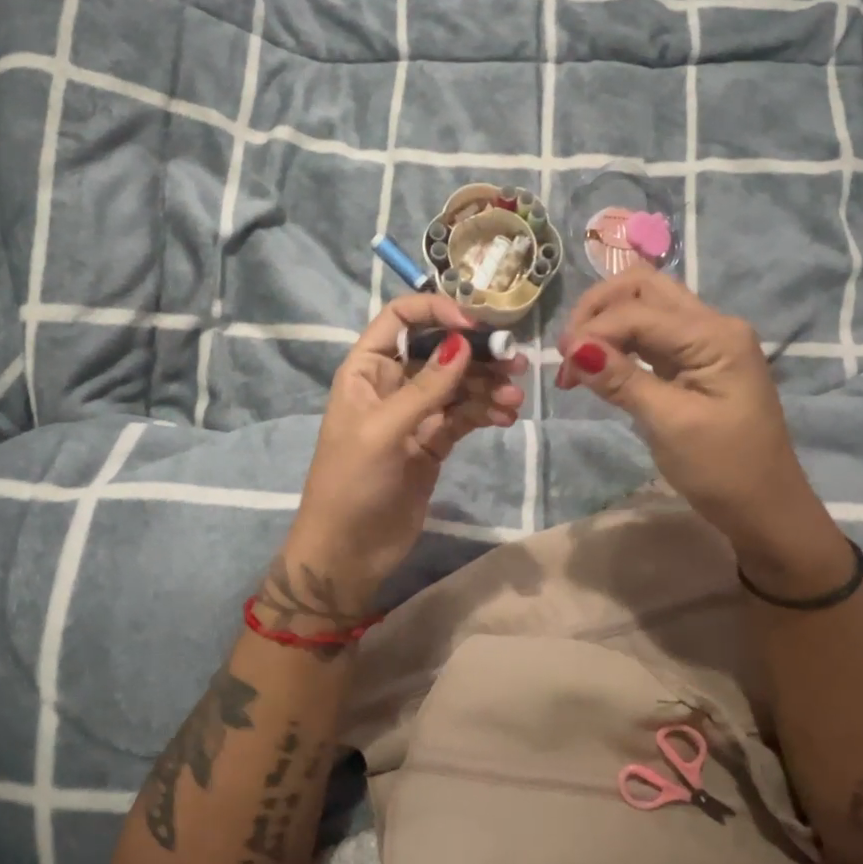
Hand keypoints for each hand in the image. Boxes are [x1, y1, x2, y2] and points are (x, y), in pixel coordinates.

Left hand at [266, 297, 526, 628]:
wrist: (347, 552)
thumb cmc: (351, 485)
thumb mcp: (384, 431)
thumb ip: (425, 388)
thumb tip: (462, 342)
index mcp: (366, 369)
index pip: (401, 319)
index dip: (437, 311)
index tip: (475, 325)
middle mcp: (391, 384)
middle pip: (439, 350)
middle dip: (476, 353)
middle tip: (515, 366)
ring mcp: (415, 415)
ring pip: (458, 384)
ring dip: (488, 386)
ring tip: (514, 400)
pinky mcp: (433, 444)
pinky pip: (464, 416)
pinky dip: (486, 412)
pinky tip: (506, 418)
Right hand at [555, 270, 853, 597]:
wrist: (764, 508)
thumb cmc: (723, 469)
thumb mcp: (669, 425)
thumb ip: (622, 380)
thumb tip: (573, 348)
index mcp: (715, 336)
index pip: (639, 311)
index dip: (594, 330)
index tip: (561, 367)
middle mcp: (712, 325)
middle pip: (644, 288)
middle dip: (598, 309)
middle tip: (569, 350)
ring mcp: (705, 342)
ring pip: (645, 306)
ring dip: (606, 324)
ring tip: (576, 363)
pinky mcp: (694, 362)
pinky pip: (650, 335)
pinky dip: (619, 343)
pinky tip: (598, 368)